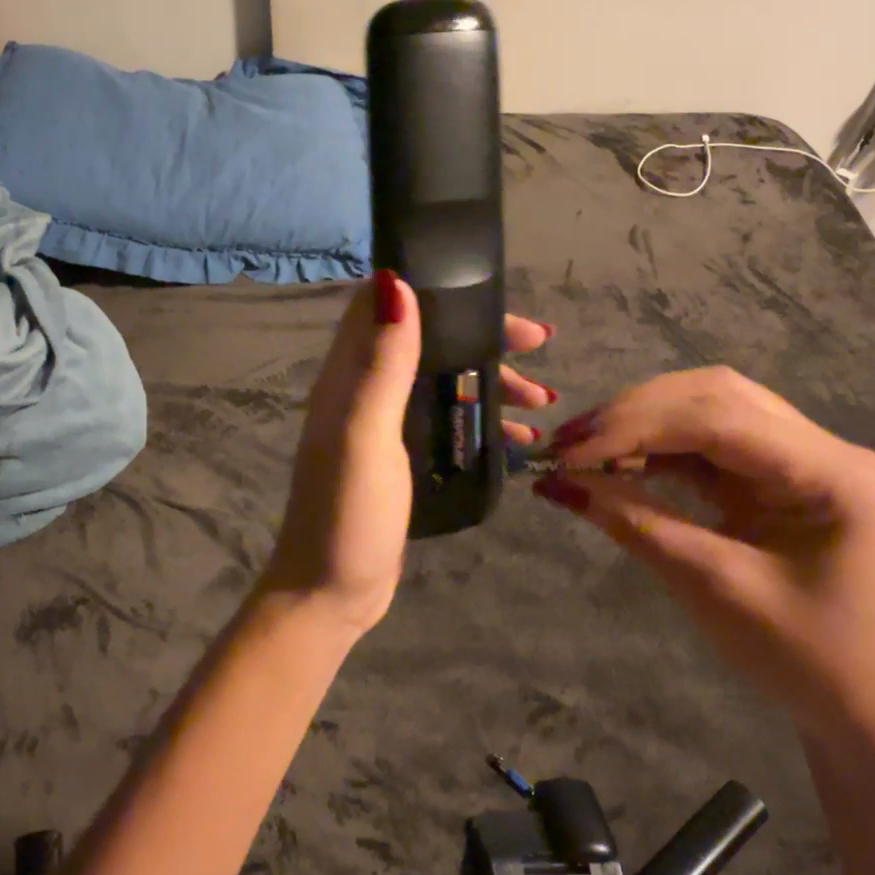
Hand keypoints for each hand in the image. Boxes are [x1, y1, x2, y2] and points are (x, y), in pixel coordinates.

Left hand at [265, 271, 554, 634]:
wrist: (332, 592)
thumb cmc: (348, 514)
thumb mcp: (366, 435)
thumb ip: (382, 363)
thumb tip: (396, 281)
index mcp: (347, 377)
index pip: (380, 306)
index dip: (431, 287)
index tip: (489, 295)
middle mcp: (362, 392)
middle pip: (425, 341)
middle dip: (480, 337)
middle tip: (538, 346)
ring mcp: (384, 428)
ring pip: (442, 382)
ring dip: (490, 381)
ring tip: (542, 402)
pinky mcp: (402, 460)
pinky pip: (449, 422)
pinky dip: (484, 420)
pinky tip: (521, 441)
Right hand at [533, 366, 874, 734]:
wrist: (869, 711)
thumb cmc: (805, 658)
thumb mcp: (712, 587)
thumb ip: (634, 523)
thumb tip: (555, 483)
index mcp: (829, 472)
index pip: (716, 418)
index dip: (632, 426)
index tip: (565, 453)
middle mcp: (822, 447)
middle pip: (713, 397)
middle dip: (632, 414)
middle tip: (564, 445)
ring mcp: (801, 459)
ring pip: (708, 409)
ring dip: (641, 423)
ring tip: (580, 450)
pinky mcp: (776, 477)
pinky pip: (708, 443)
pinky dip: (657, 448)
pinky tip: (616, 462)